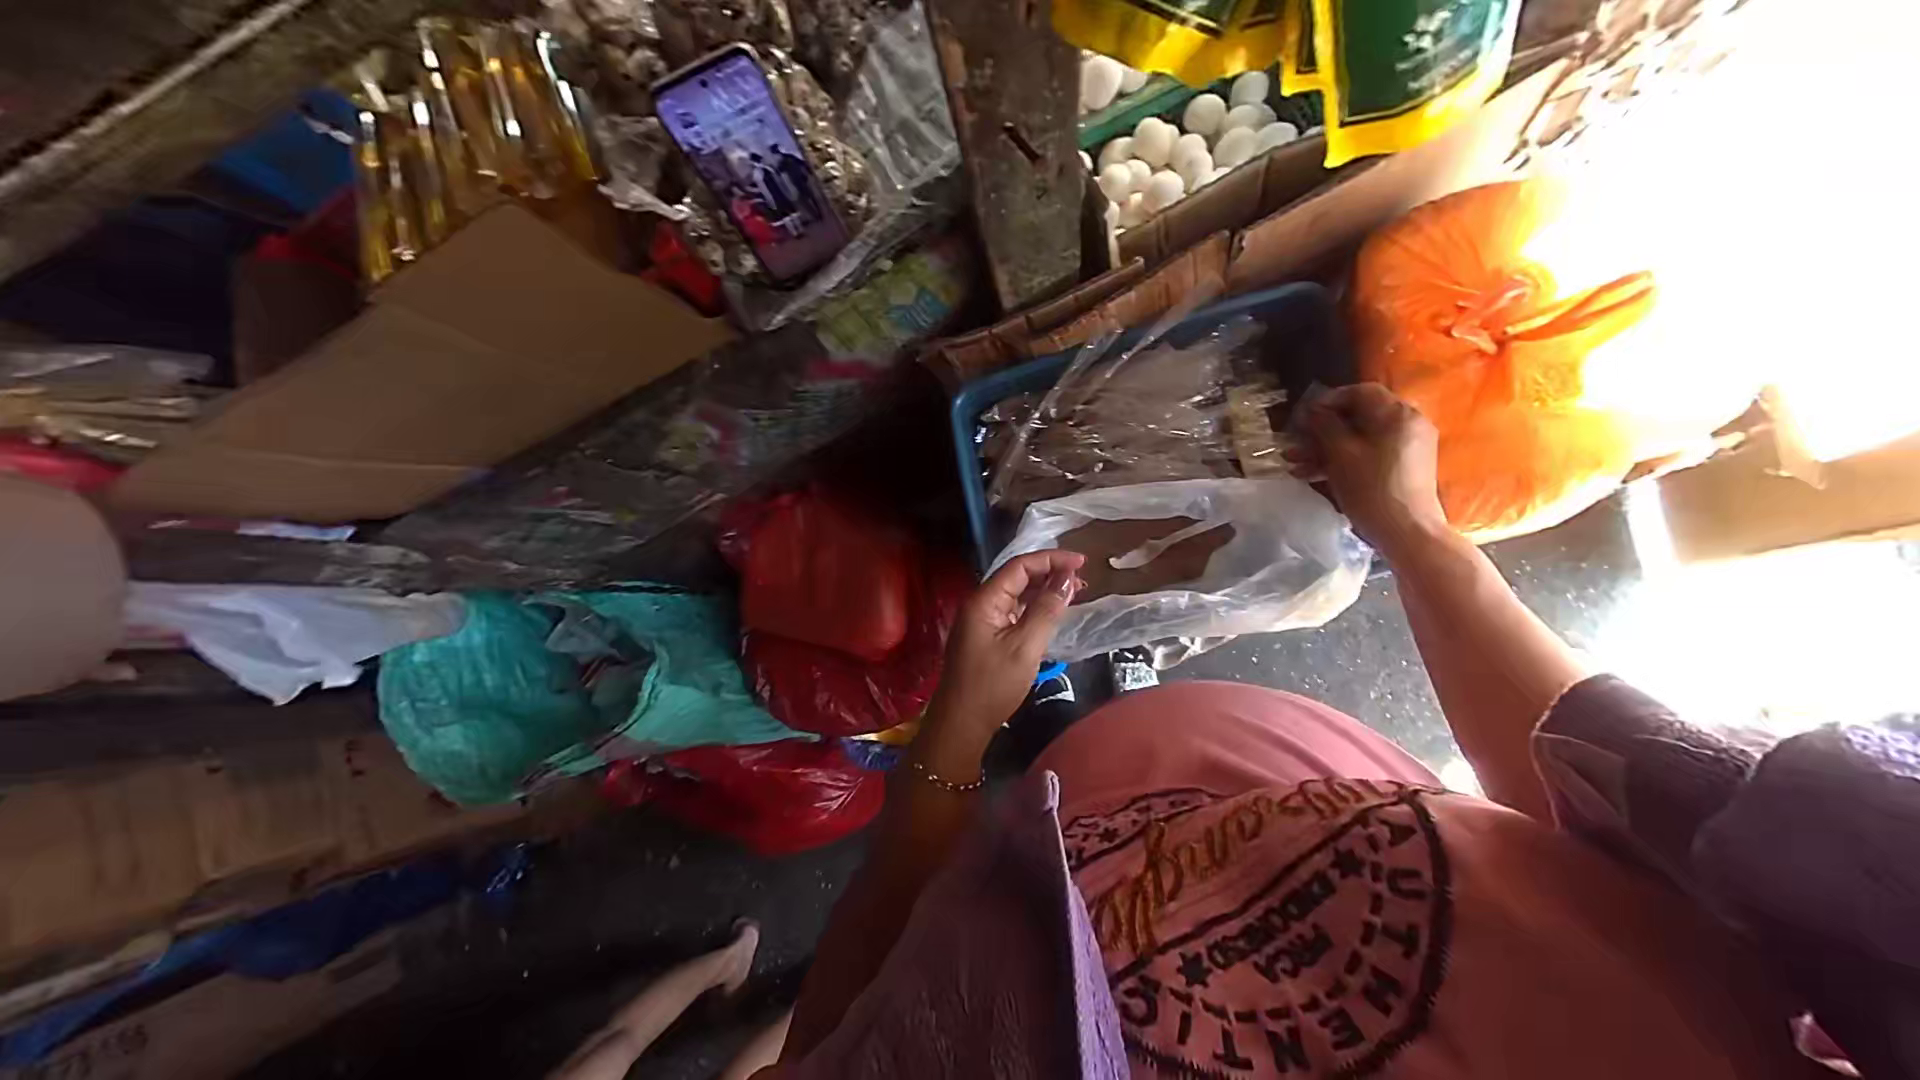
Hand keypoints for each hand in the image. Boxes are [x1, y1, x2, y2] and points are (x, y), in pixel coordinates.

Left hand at [920, 550, 1085, 763]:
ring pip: (1016, 596)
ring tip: (1074, 593)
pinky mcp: (985, 637)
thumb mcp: (1025, 646)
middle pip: (1016, 577)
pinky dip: (1034, 609)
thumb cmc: (992, 685)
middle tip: (1082, 579)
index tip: (1082, 562)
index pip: (1019, 566)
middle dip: (1049, 573)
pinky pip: (1013, 613)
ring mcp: (981, 621)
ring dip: (1043, 591)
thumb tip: (1067, 579)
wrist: (961, 724)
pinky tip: (1052, 613)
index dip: (1051, 559)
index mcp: (984, 600)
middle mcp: (980, 605)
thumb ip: (1046, 610)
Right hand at [1288, 383, 1447, 555]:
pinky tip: (1311, 473)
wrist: (1406, 532)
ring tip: (1293, 463)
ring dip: (1324, 448)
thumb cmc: (1371, 489)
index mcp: (1397, 415)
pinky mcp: (1401, 467)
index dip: (1328, 400)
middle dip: (1320, 430)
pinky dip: (1341, 460)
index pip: (1361, 392)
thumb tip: (1312, 410)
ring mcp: (1406, 447)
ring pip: (1358, 438)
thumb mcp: (1341, 455)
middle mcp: (1407, 424)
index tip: (1302, 416)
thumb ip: (1325, 426)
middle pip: (1357, 417)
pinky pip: (1367, 454)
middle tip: (1293, 442)